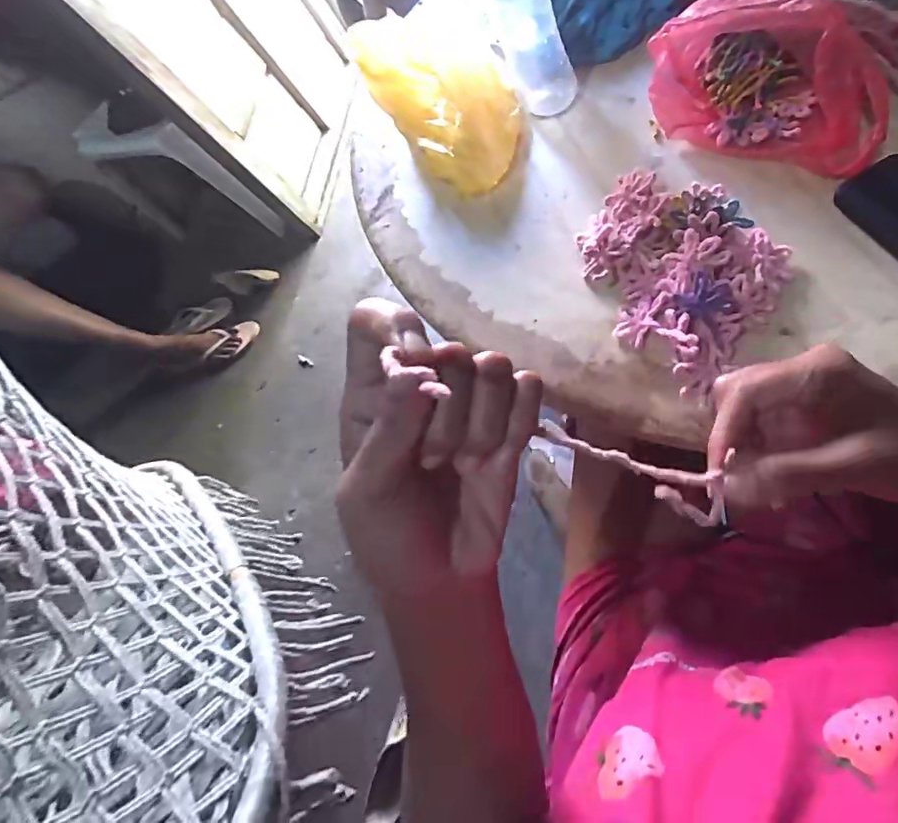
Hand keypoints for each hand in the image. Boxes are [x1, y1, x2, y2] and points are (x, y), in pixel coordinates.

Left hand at [338, 299, 543, 596]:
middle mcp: (426, 382)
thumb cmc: (387, 534)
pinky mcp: (515, 419)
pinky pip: (530, 389)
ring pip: (493, 365)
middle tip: (432, 459)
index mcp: (374, 391)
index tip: (410, 368)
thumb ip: (390, 428)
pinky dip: (517, 420)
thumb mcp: (367, 490)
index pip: (374, 320)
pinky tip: (497, 455)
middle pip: (449, 349)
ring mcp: (475, 400)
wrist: (443, 576)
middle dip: (446, 412)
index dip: (394, 328)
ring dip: (481, 421)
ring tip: (465, 463)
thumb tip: (417, 367)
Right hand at [707, 344, 897, 512]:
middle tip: (735, 479)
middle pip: (741, 390)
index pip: (747, 389)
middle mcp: (806, 367)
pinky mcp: (812, 403)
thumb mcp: (851, 468)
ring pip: (750, 406)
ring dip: (744, 444)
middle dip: (730, 435)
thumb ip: (789, 472)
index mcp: (817, 370)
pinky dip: (762, 448)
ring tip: (756, 484)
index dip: (724, 431)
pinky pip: (770, 420)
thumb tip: (730, 486)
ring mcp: (809, 383)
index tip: (718, 476)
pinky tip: (774, 476)